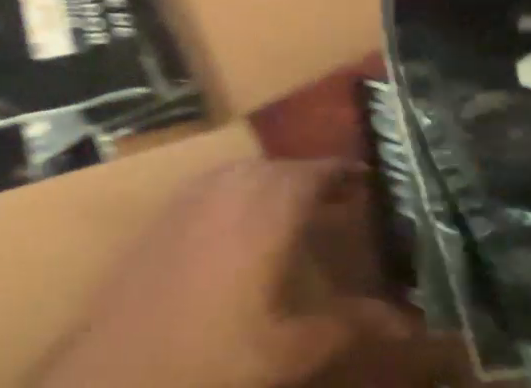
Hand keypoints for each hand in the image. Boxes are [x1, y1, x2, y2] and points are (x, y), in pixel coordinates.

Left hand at [34, 159, 410, 387]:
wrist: (123, 361)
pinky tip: (246, 223)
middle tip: (343, 200)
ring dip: (273, 181)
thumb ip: (346, 326)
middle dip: (309, 178)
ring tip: (302, 210)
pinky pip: (211, 184)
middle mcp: (224, 191)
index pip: (307, 174)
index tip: (370, 178)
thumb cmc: (211, 358)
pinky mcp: (164, 213)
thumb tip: (407, 320)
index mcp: (261, 213)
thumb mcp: (287, 349)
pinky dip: (239, 190)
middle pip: (274, 168)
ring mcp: (188, 198)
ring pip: (240, 172)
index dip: (339, 173)